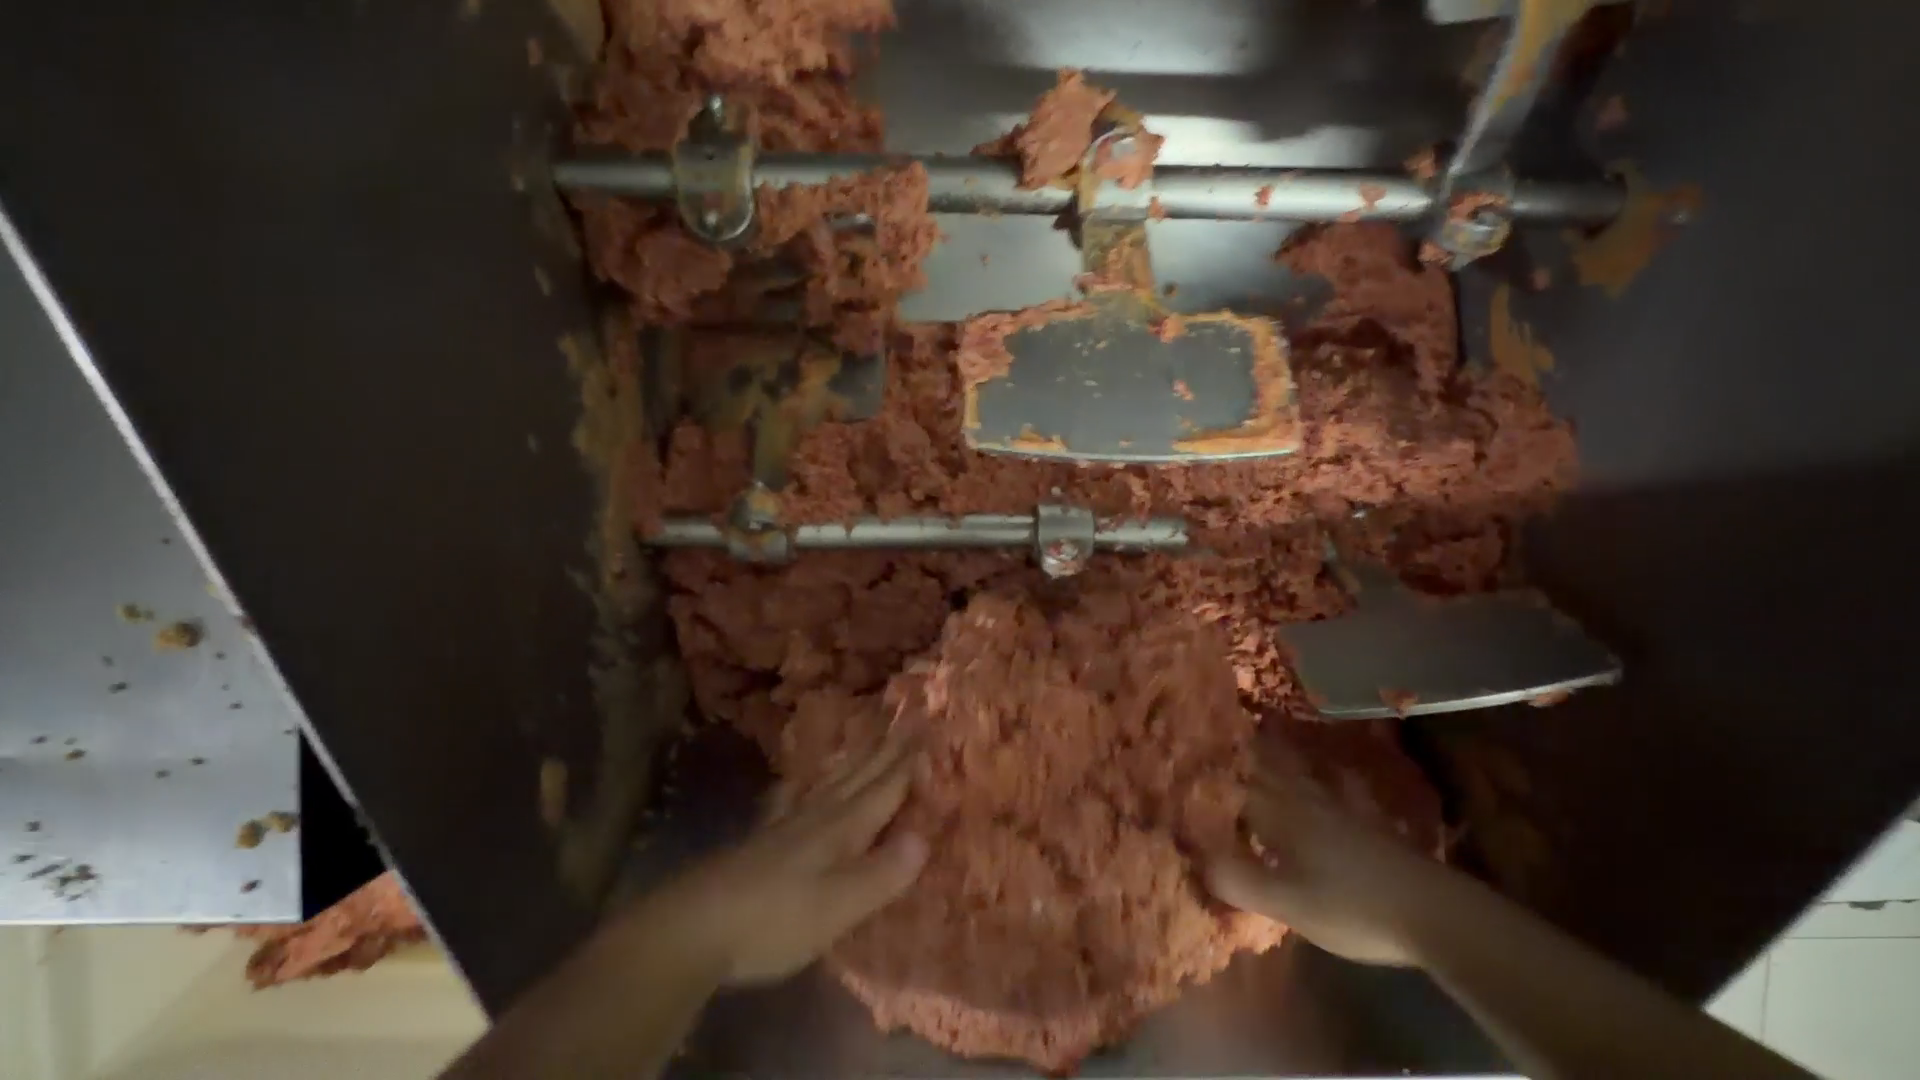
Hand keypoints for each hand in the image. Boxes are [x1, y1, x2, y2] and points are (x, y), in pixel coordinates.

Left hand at [631, 726, 928, 985]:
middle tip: (909, 721)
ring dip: (854, 761)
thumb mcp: (838, 906)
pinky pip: (789, 800)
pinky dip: (800, 785)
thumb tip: (924, 836)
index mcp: (842, 830)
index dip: (909, 764)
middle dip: (887, 752)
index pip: (884, 790)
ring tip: (868, 740)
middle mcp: (817, 818)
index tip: (931, 730)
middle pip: (859, 778)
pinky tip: (797, 780)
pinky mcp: (760, 842)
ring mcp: (785, 826)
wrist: (695, 926)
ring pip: (829, 783)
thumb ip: (882, 873)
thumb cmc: (775, 921)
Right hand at [1204, 733, 1448, 966]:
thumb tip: (1193, 855)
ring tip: (1264, 729)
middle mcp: (1308, 803)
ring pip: (1302, 772)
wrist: (1435, 914)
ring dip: (1281, 752)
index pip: (1235, 786)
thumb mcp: (1287, 904)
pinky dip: (1330, 774)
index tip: (1187, 748)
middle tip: (1222, 725)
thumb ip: (1238, 880)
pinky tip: (1333, 771)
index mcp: (1282, 817)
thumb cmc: (1352, 908)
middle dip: (1243, 749)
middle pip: (1269, 768)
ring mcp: (1343, 810)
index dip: (1209, 772)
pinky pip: (1341, 787)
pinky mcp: (1370, 824)